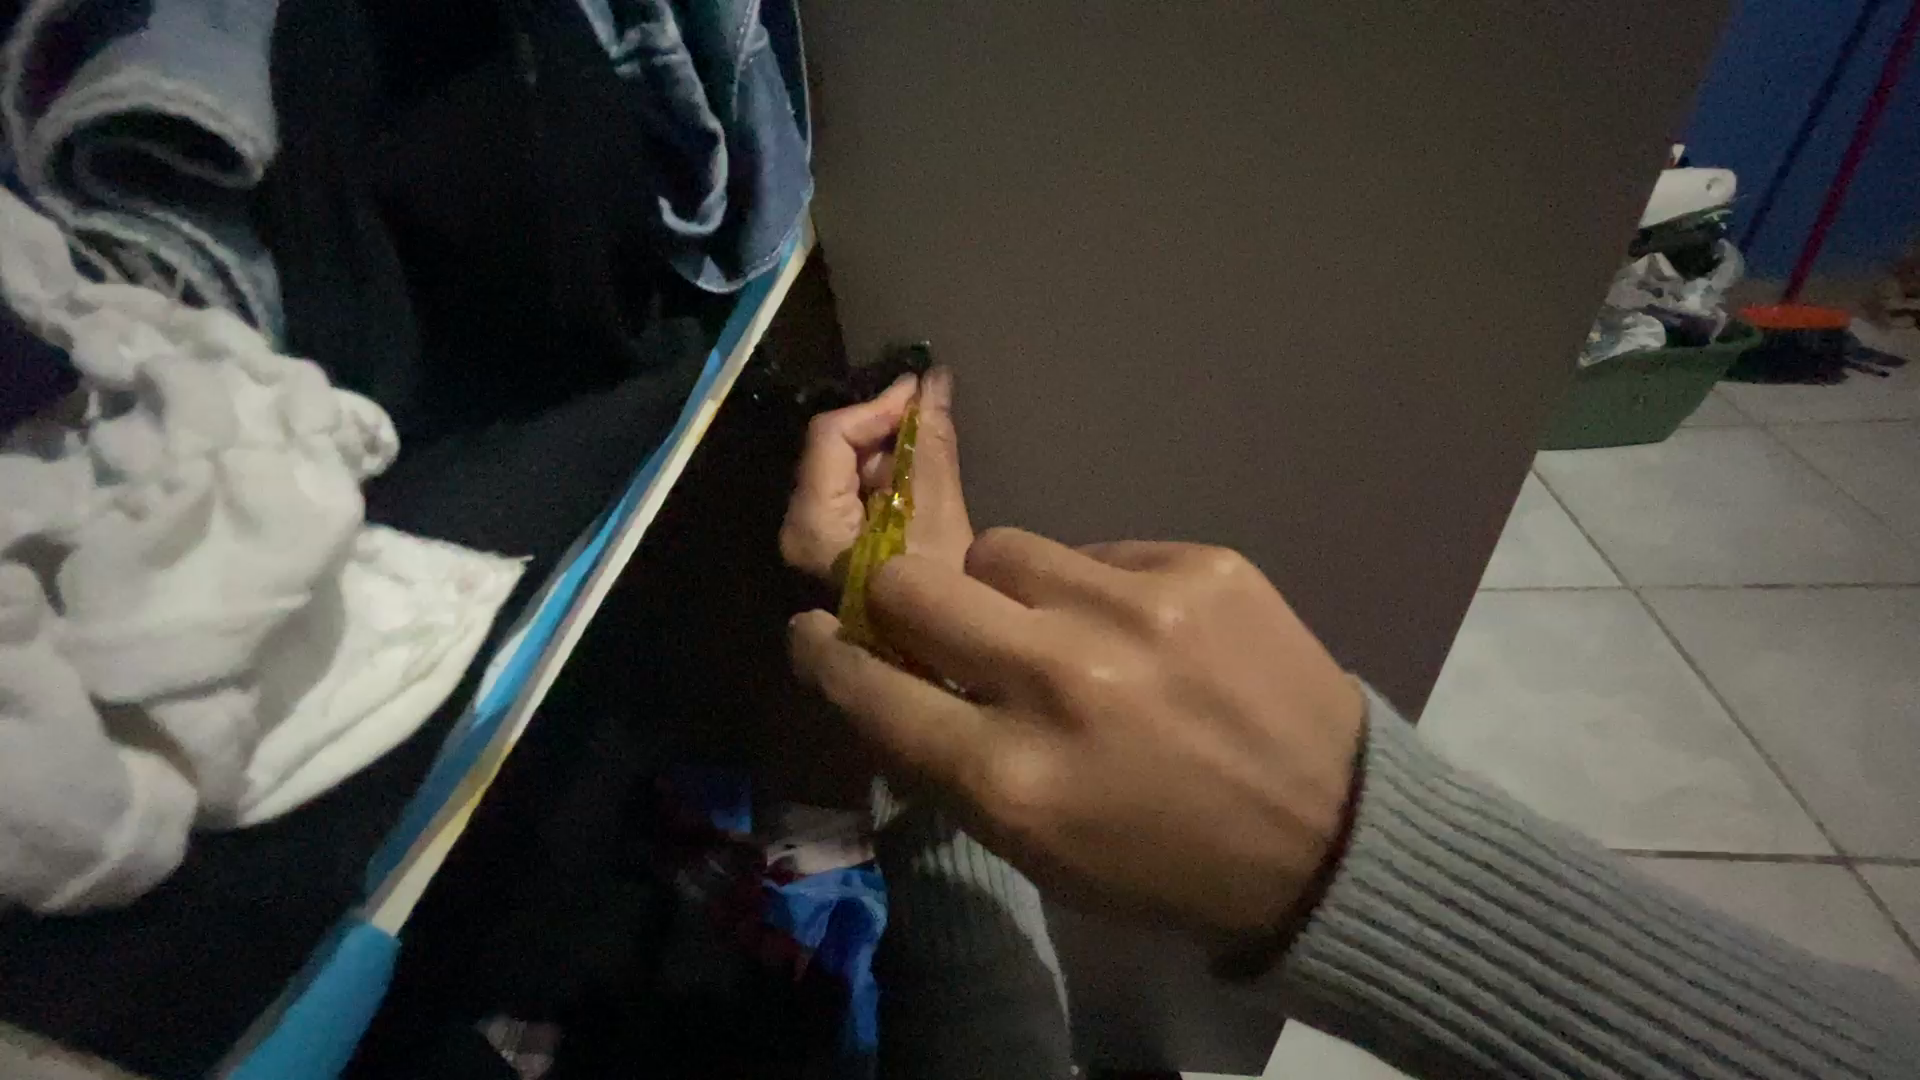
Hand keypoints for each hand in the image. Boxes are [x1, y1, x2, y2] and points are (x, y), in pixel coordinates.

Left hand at [779, 366, 972, 583]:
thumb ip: (931, 447)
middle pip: (835, 452)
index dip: (877, 406)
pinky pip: (855, 496)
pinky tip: (921, 482)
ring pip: (847, 472)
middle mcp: (801, 529)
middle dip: (885, 430)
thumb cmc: (934, 603)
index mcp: (813, 524)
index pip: (830, 437)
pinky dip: (888, 480)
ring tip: (934, 448)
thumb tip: (933, 381)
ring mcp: (815, 541)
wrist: (932, 669)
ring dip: (889, 454)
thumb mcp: (938, 519)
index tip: (921, 391)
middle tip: (934, 418)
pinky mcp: (835, 548)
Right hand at [789, 530, 1365, 938]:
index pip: (874, 692)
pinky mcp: (1199, 564)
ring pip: (1004, 548)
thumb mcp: (1042, 846)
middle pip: (918, 587)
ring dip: (1008, 590)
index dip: (830, 657)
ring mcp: (1136, 609)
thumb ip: (954, 760)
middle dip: (901, 597)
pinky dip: (1097, 587)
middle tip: (927, 611)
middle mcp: (1062, 680)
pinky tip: (1145, 630)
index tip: (815, 632)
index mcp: (1016, 778)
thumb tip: (891, 676)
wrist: (1332, 834)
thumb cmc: (1166, 859)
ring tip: (1061, 628)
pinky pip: (1096, 551)